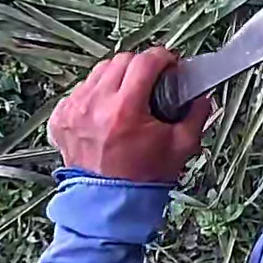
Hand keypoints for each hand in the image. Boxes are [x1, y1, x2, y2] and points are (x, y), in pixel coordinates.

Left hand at [49, 48, 212, 182]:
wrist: (109, 204)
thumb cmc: (145, 176)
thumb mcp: (182, 146)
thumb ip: (197, 115)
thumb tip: (202, 94)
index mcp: (125, 109)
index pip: (145, 61)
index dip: (163, 58)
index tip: (171, 65)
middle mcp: (95, 104)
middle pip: (121, 60)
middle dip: (141, 66)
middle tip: (153, 81)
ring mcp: (73, 109)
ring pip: (99, 71)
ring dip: (118, 76)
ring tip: (130, 94)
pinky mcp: (60, 117)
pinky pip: (81, 89)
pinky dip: (97, 93)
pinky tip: (108, 110)